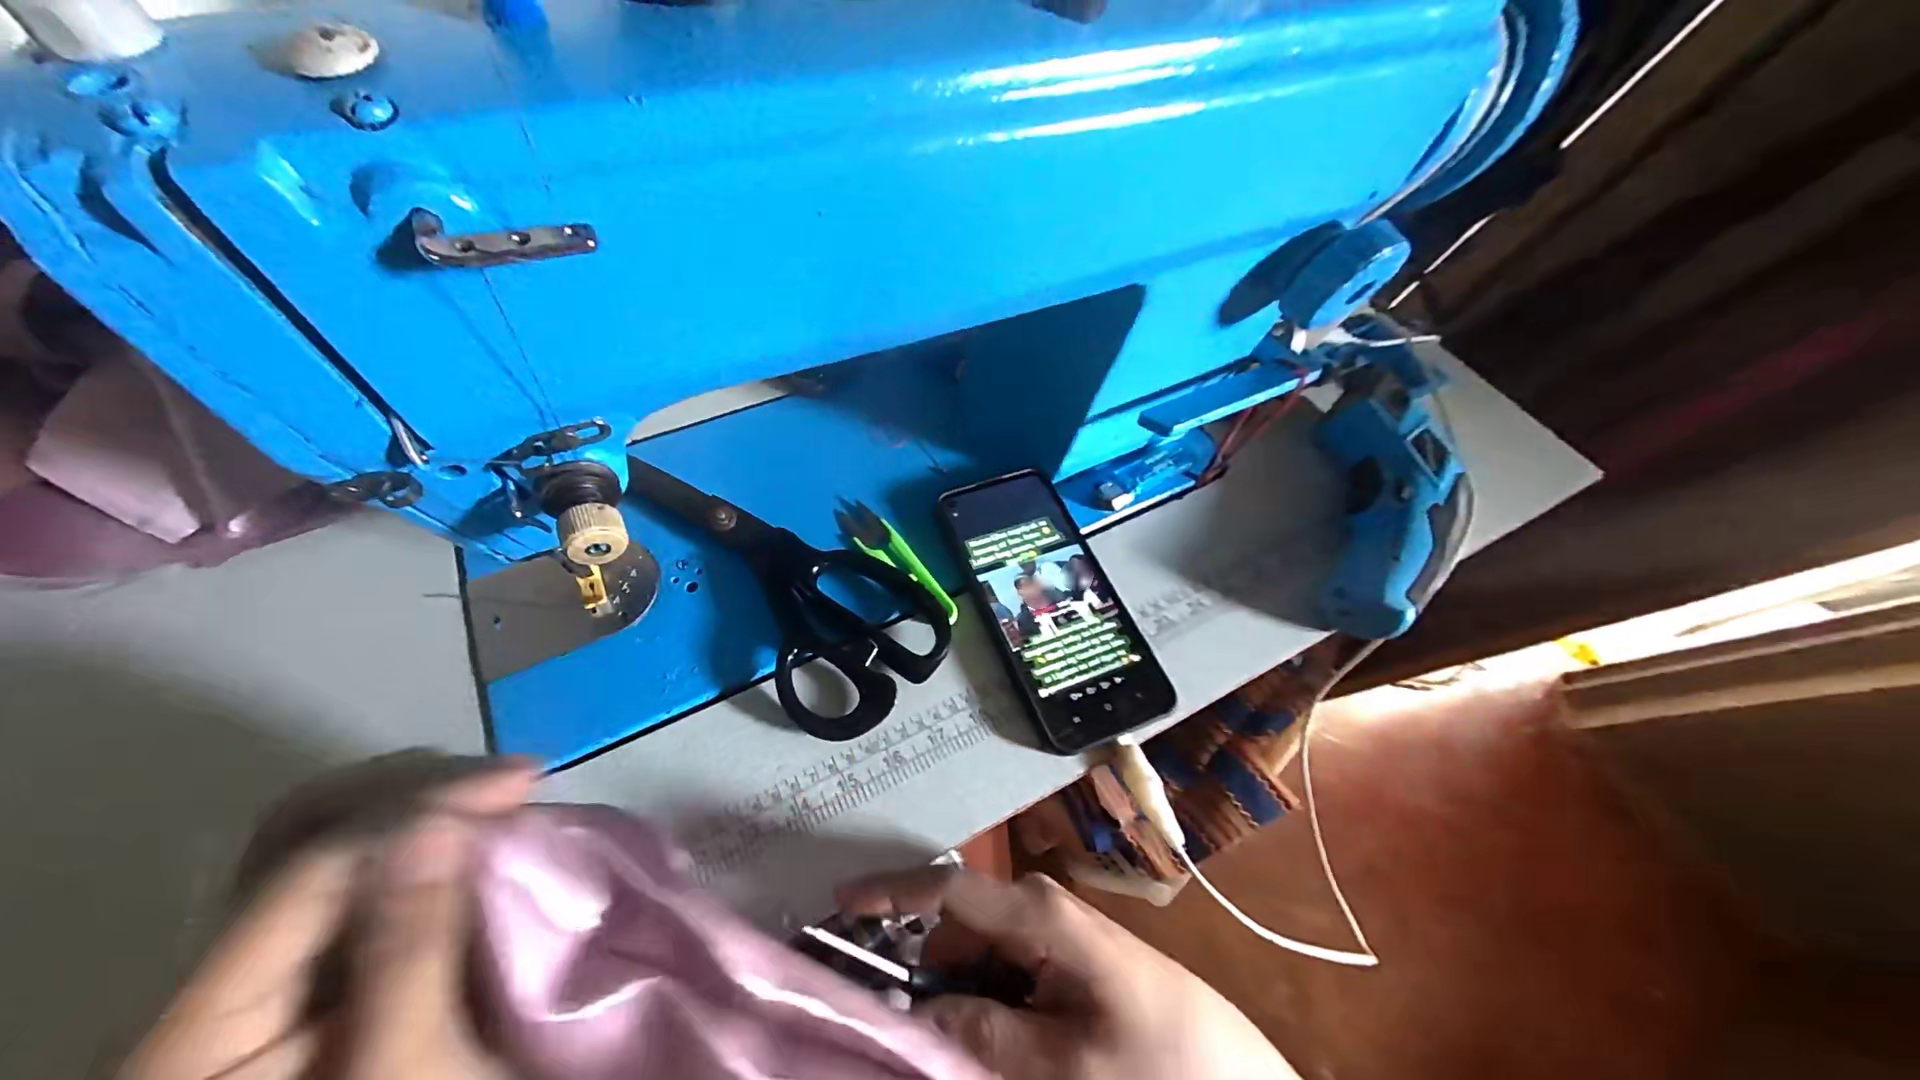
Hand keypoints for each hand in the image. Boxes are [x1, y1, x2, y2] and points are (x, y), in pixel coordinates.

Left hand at [119, 757, 536, 1079]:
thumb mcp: (409, 1066)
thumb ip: (412, 953)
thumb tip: (440, 824)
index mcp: (197, 1027)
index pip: (310, 866)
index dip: (420, 804)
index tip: (520, 782)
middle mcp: (222, 976)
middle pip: (306, 833)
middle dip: (419, 789)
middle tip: (508, 778)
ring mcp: (274, 965)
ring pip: (340, 841)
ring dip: (430, 805)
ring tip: (507, 794)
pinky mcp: (328, 963)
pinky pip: (370, 871)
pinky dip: (433, 837)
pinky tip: (484, 830)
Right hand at [839, 868, 1297, 1079]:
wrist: (1237, 1079)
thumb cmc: (1158, 1065)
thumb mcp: (1063, 1066)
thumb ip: (982, 1034)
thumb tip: (917, 1013)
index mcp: (1037, 914)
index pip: (947, 890)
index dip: (890, 891)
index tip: (838, 902)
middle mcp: (1039, 910)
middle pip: (953, 931)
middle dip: (921, 973)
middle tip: (901, 1026)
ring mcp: (1052, 934)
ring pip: (975, 960)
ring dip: (954, 998)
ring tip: (959, 1046)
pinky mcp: (1063, 960)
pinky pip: (1004, 976)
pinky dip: (984, 1005)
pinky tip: (992, 1042)